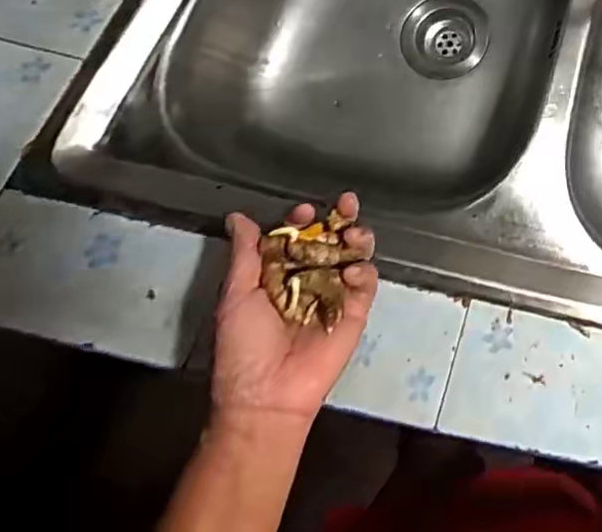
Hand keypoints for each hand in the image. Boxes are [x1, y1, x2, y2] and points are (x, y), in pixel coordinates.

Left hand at [212, 193, 377, 427]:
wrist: (265, 398)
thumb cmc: (243, 348)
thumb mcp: (236, 296)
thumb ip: (244, 254)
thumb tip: (237, 216)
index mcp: (281, 272)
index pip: (297, 234)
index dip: (302, 220)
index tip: (303, 212)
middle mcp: (310, 277)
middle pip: (331, 237)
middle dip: (341, 216)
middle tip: (347, 202)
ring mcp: (334, 293)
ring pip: (353, 254)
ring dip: (358, 237)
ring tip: (354, 232)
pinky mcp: (354, 313)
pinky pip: (365, 284)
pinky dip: (364, 271)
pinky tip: (353, 269)